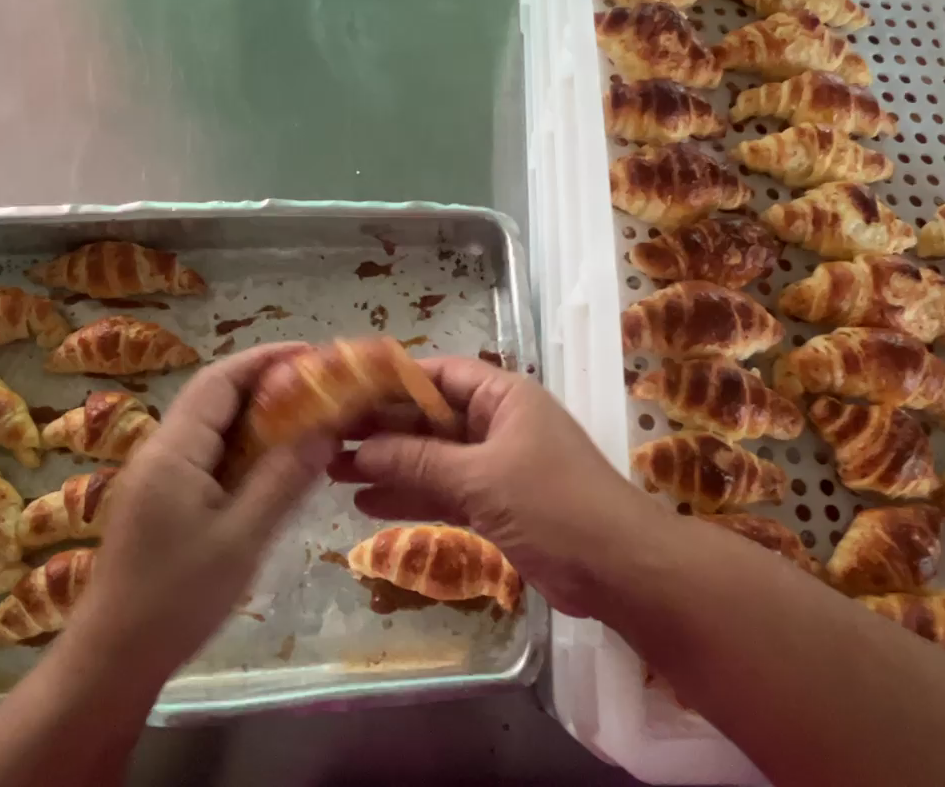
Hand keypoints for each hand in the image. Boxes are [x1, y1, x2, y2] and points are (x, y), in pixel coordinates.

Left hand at [82, 342, 333, 663]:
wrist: (111, 660)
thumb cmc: (176, 598)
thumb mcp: (243, 537)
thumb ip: (285, 478)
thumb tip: (327, 429)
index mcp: (173, 450)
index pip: (220, 380)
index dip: (267, 359)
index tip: (315, 354)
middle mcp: (160, 451)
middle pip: (215, 396)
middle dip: (267, 383)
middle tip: (321, 386)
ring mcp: (157, 477)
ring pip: (212, 426)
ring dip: (258, 415)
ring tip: (308, 417)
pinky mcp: (161, 500)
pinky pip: (208, 454)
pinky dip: (245, 446)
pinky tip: (275, 462)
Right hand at [328, 356, 670, 615]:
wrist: (617, 568)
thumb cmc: (554, 505)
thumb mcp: (482, 477)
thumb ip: (421, 461)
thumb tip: (364, 447)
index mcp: (504, 397)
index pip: (439, 375)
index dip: (391, 382)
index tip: (344, 393)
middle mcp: (499, 423)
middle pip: (430, 418)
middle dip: (382, 430)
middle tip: (327, 440)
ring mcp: (498, 465)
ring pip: (433, 458)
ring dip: (389, 465)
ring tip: (333, 472)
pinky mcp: (497, 504)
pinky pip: (444, 491)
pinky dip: (411, 496)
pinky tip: (367, 505)